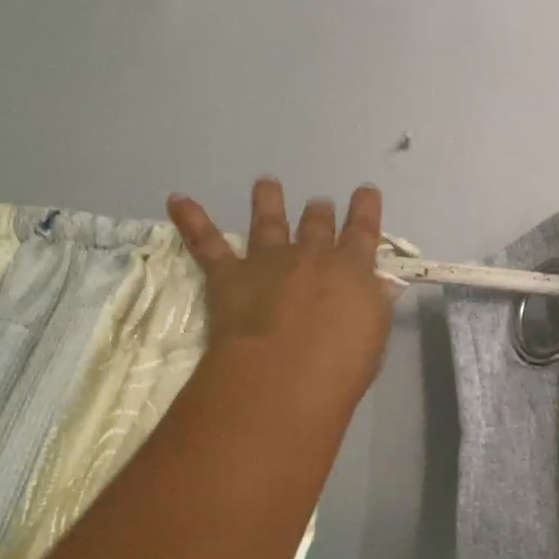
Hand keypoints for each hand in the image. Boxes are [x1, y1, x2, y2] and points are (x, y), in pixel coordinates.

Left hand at [166, 179, 394, 429]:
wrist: (284, 375)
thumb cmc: (341, 366)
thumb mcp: (375, 337)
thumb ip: (376, 306)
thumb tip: (382, 287)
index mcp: (352, 269)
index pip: (364, 230)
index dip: (366, 209)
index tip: (366, 190)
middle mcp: (312, 254)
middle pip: (317, 223)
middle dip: (320, 212)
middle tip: (320, 206)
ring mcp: (269, 260)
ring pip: (269, 222)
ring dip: (269, 200)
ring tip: (267, 184)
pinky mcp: (229, 275)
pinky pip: (208, 243)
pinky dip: (191, 219)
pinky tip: (177, 199)